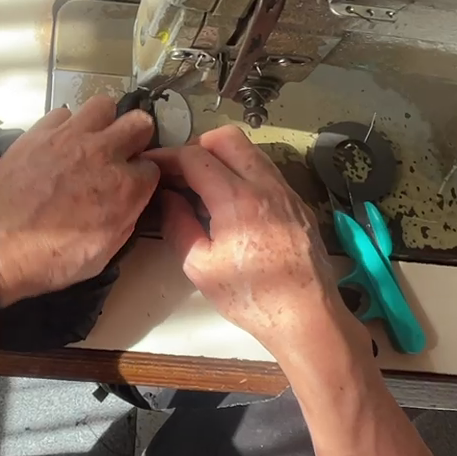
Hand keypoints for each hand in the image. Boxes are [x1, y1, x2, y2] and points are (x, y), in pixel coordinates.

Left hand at [0, 95, 157, 304]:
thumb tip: (131, 202)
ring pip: (104, 105)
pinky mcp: (39, 130)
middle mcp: (102, 154)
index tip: (132, 186)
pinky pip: (64, 113)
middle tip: (120, 156)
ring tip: (91, 142)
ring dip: (103, 122)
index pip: (153, 168)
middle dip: (135, 139)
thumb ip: (125, 220)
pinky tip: (57, 146)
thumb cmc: (45, 261)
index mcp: (124, 188)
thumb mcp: (101, 255)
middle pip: (139, 123)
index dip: (143, 178)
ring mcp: (69, 136)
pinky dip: (67, 126)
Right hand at [147, 125, 351, 353]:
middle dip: (197, 146)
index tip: (150, 165)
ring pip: (250, 151)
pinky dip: (242, 173)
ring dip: (221, 157)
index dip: (167, 156)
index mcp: (236, 199)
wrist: (306, 317)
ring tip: (203, 186)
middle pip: (226, 138)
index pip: (195, 157)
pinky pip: (266, 171)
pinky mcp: (298, 203)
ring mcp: (286, 191)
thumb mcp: (199, 267)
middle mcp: (264, 184)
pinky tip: (230, 203)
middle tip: (179, 172)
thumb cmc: (248, 296)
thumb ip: (179, 225)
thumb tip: (167, 197)